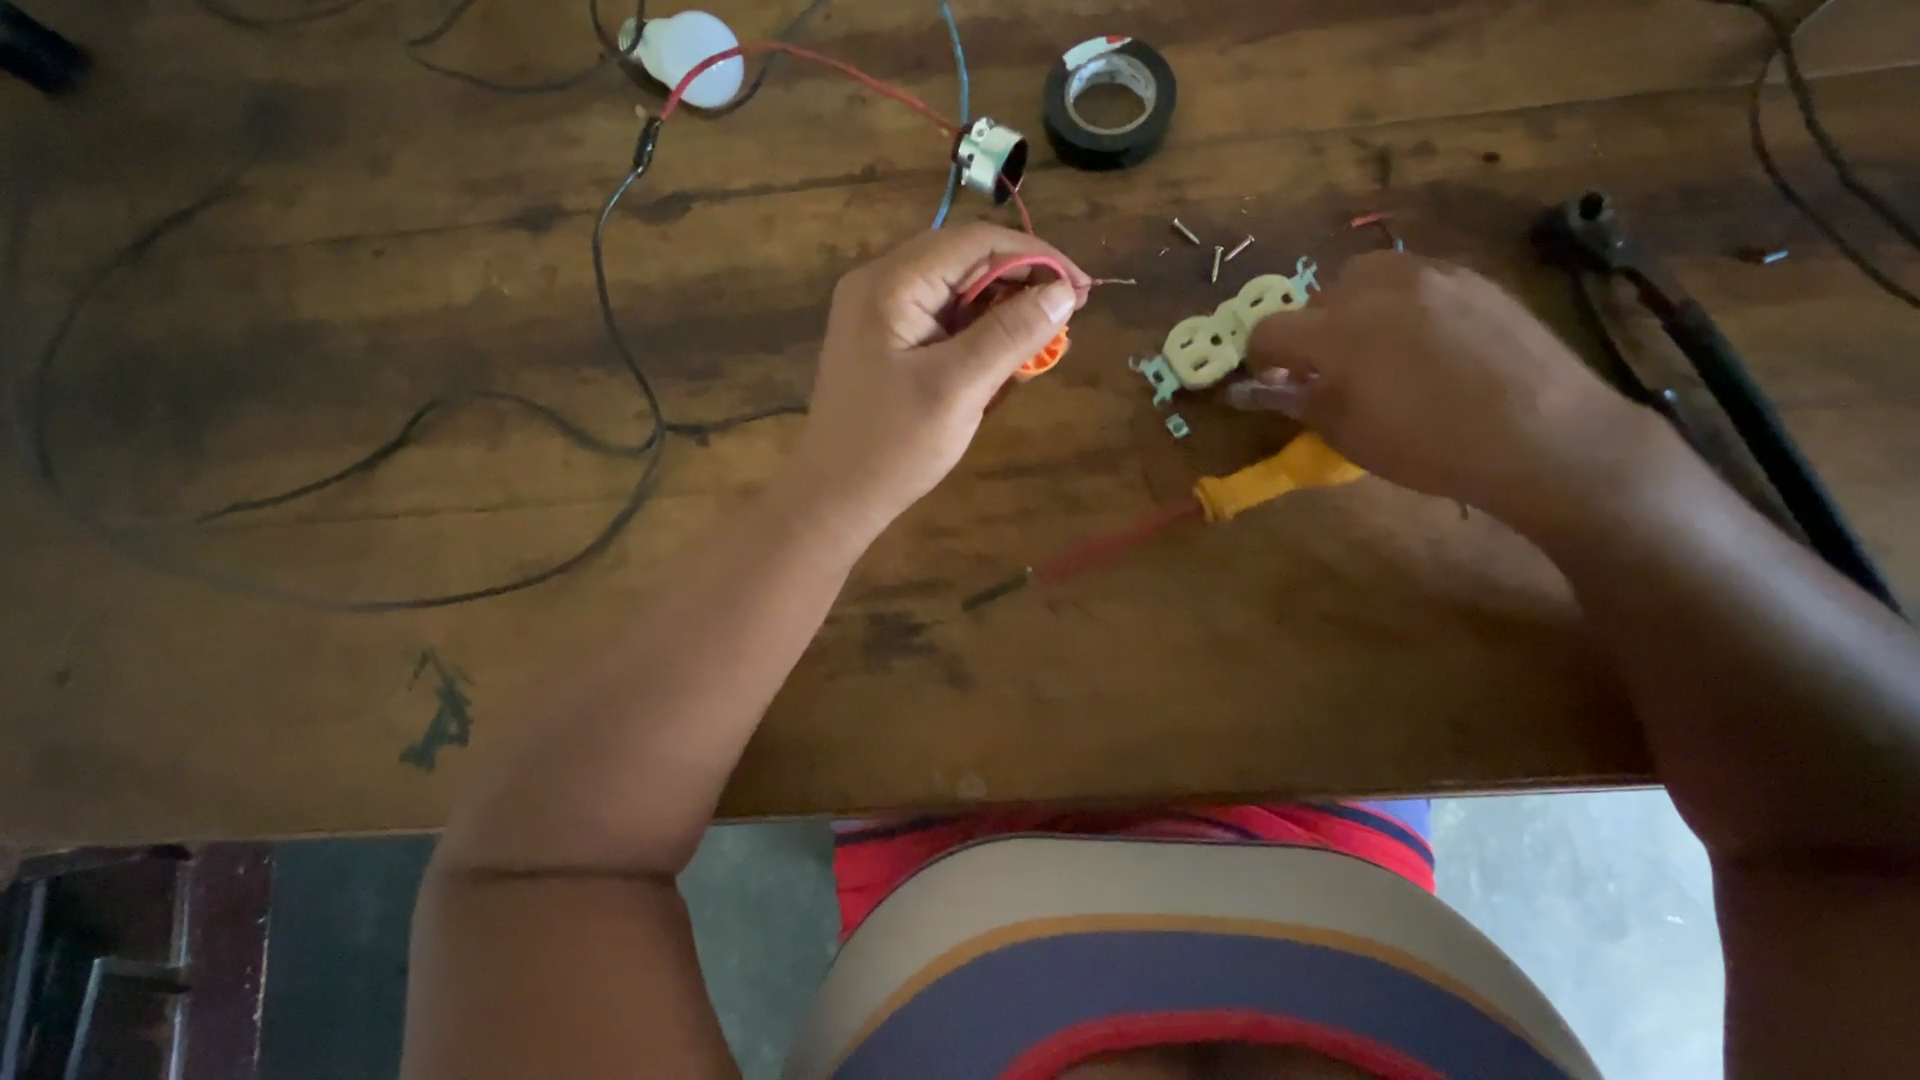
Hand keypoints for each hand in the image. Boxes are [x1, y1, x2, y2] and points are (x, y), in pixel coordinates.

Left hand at [784, 223, 1089, 540]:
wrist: (834, 499)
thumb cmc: (892, 447)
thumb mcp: (958, 388)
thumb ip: (1011, 335)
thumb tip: (1064, 292)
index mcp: (889, 284)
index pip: (974, 242)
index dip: (1035, 256)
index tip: (1081, 288)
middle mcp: (880, 285)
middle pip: (964, 260)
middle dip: (1021, 283)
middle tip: (1068, 315)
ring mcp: (880, 314)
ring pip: (957, 291)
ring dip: (1003, 311)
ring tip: (1042, 344)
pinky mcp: (886, 343)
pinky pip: (943, 321)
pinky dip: (979, 335)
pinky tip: (1006, 361)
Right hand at [1233, 252, 1652, 527]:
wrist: (1544, 436)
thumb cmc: (1431, 448)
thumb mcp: (1349, 435)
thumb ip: (1297, 401)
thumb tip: (1257, 389)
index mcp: (1335, 332)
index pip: (1268, 330)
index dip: (1262, 360)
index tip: (1276, 384)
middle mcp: (1375, 287)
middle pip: (1315, 299)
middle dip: (1311, 334)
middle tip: (1332, 373)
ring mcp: (1428, 274)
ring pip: (1363, 277)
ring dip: (1353, 308)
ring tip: (1378, 347)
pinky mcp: (1471, 275)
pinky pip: (1414, 277)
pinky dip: (1401, 302)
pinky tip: (1427, 341)